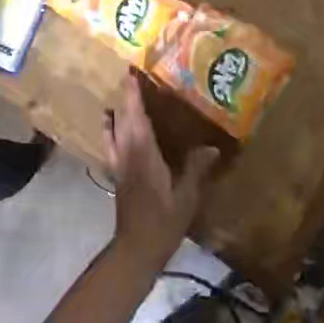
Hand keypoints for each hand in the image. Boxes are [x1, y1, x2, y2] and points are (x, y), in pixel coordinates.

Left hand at [105, 77, 217, 270]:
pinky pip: (111, 145)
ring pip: (112, 132)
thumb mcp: (186, 197)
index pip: (135, 117)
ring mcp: (119, 165)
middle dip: (124, 99)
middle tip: (129, 78)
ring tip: (117, 101)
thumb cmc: (163, 222)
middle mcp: (127, 154)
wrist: (136, 248)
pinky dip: (110, 132)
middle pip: (121, 120)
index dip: (132, 96)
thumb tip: (212, 147)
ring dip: (114, 115)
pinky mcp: (117, 175)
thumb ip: (196, 169)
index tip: (131, 74)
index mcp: (143, 154)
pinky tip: (114, 132)